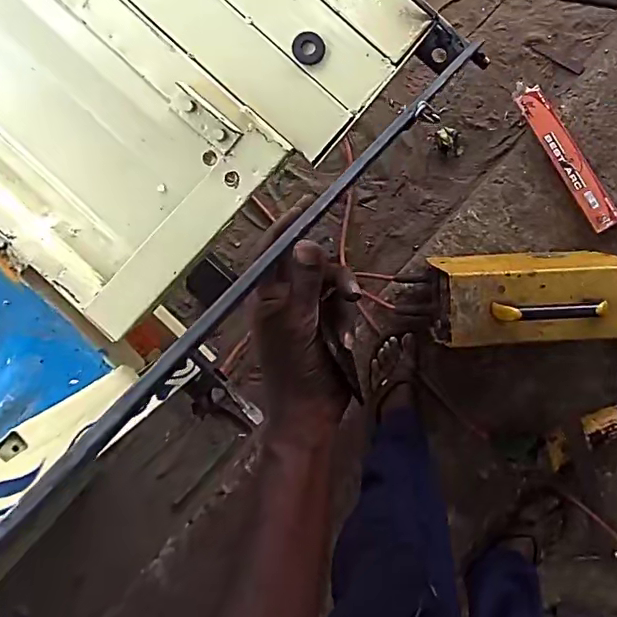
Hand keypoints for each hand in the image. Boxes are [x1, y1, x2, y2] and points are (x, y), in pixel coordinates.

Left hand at [241, 237, 356, 435]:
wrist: (310, 412)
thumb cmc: (293, 370)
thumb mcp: (299, 322)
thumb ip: (304, 282)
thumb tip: (305, 242)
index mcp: (267, 295)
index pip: (273, 250)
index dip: (287, 226)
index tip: (307, 205)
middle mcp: (286, 297)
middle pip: (312, 264)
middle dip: (333, 278)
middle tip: (349, 292)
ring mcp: (307, 310)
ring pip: (332, 283)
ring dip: (343, 304)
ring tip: (344, 331)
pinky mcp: (326, 322)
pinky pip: (341, 305)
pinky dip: (346, 319)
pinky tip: (344, 340)